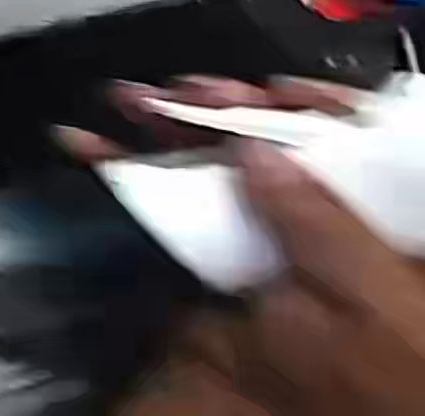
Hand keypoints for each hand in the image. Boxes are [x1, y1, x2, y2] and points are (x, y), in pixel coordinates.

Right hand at [61, 78, 424, 415]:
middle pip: (292, 150)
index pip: (387, 161)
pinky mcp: (198, 242)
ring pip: (214, 161)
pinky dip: (111, 161)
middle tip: (196, 91)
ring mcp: (262, 237)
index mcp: (402, 246)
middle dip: (235, 112)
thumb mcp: (379, 316)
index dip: (343, 117)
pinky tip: (81, 139)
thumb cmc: (365, 389)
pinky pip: (154, 189)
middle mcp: (340, 234)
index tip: (286, 88)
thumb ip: (329, 228)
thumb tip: (265, 151)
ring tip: (130, 99)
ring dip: (166, 124)